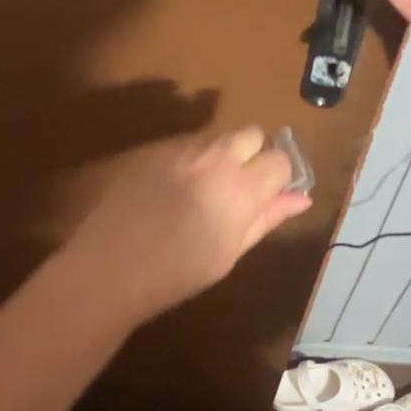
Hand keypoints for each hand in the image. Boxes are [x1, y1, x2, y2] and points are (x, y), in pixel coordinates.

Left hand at [60, 126, 312, 323]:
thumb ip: (266, 219)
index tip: (269, 198)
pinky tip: (173, 192)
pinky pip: (185, 145)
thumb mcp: (228, 253)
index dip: (280, 178)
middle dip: (253, 156)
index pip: (280, 160)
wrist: (108, 270)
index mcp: (239, 188)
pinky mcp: (151, 151)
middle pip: (251, 135)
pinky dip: (191, 161)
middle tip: (239, 192)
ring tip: (204, 194)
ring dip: (222, 157)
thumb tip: (301, 198)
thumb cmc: (176, 275)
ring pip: (217, 138)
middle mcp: (213, 158)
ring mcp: (179, 150)